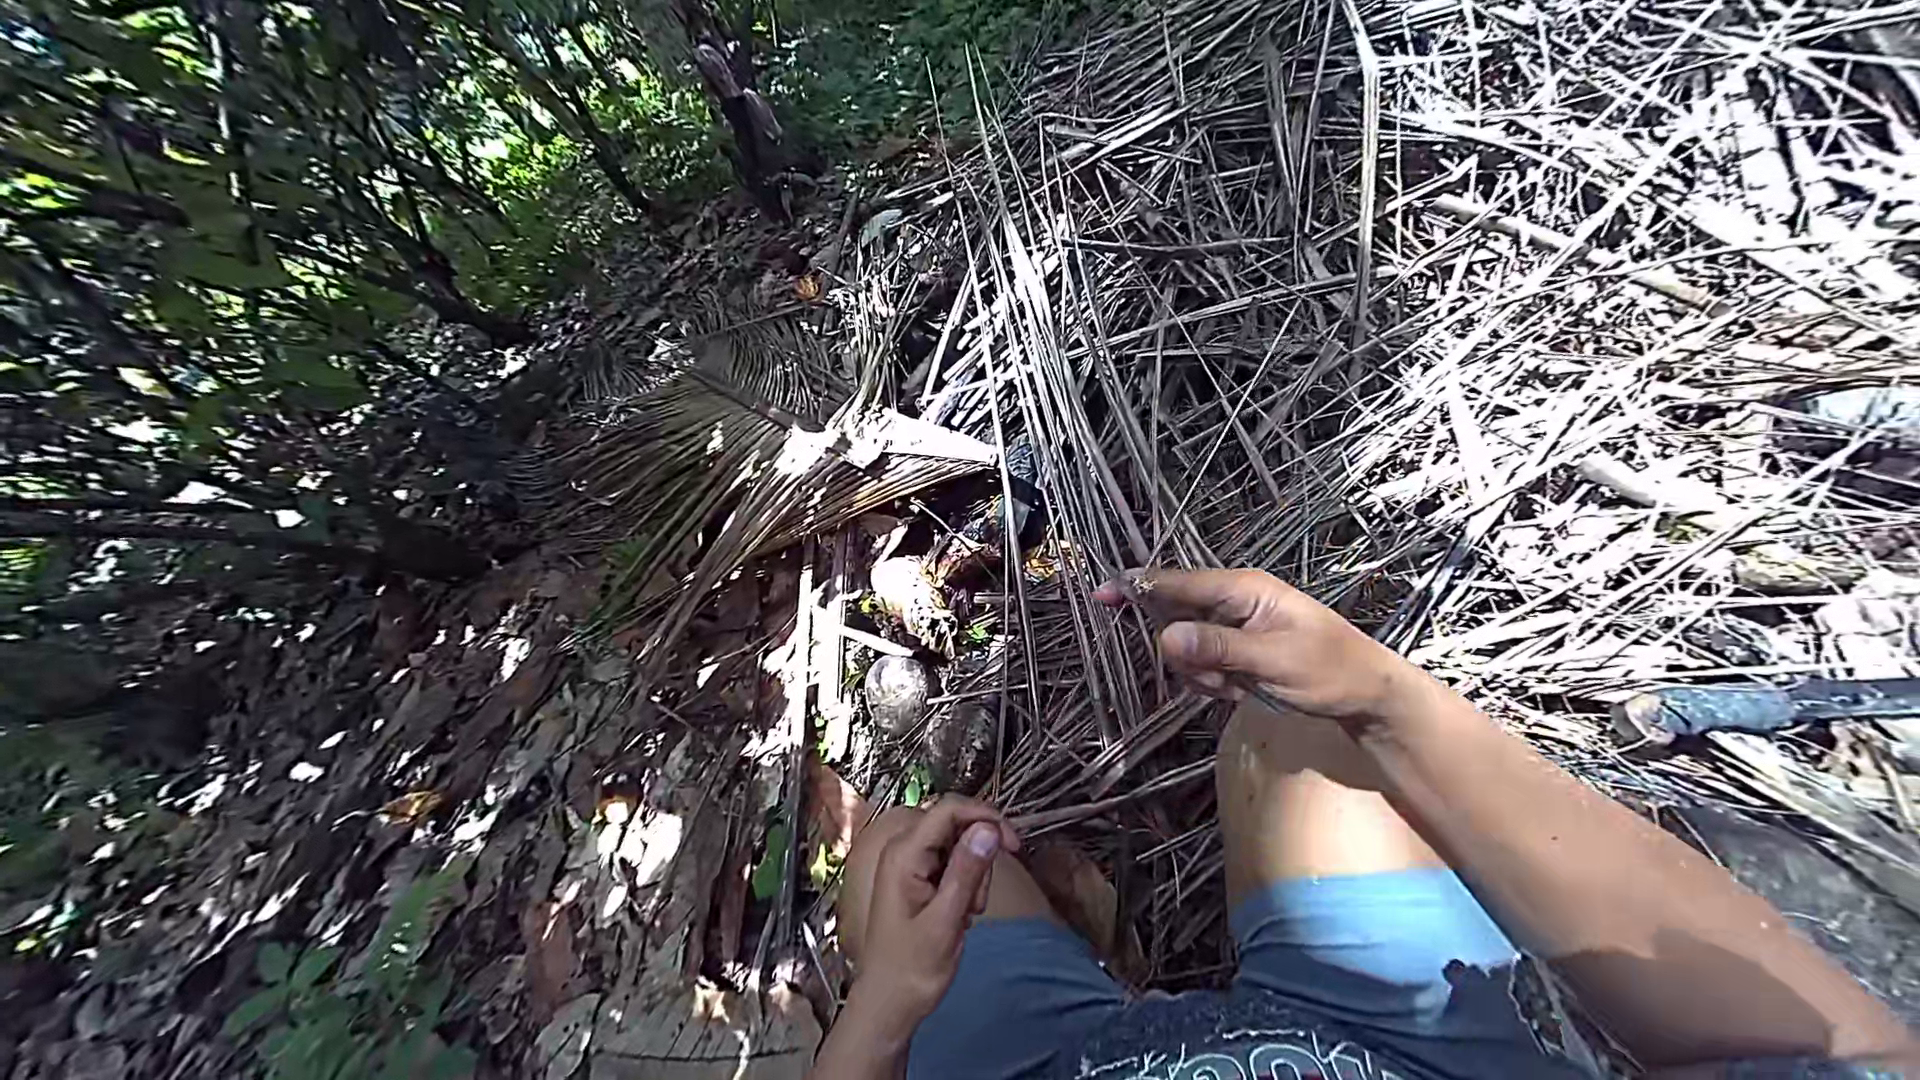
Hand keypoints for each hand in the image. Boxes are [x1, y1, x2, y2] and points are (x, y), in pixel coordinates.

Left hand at [846, 797, 1020, 1046]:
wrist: (888, 1005)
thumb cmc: (912, 970)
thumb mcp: (945, 922)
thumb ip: (967, 872)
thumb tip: (988, 828)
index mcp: (904, 852)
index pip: (949, 809)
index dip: (985, 816)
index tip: (1013, 844)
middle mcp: (904, 846)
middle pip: (956, 823)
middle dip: (979, 853)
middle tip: (981, 898)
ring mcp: (910, 859)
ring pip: (959, 841)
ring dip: (974, 872)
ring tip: (967, 913)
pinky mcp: (919, 872)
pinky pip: (953, 859)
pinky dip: (966, 880)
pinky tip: (962, 910)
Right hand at [1094, 567, 1418, 721]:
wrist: (1368, 697)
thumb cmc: (1331, 669)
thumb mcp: (1275, 659)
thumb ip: (1217, 646)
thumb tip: (1164, 637)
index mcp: (1242, 589)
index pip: (1177, 582)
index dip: (1138, 587)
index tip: (1102, 594)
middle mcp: (1231, 601)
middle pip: (1174, 616)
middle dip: (1183, 651)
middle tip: (1215, 679)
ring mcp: (1231, 626)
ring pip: (1183, 645)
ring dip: (1199, 671)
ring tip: (1235, 687)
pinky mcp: (1231, 649)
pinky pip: (1198, 662)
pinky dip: (1208, 681)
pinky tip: (1236, 690)